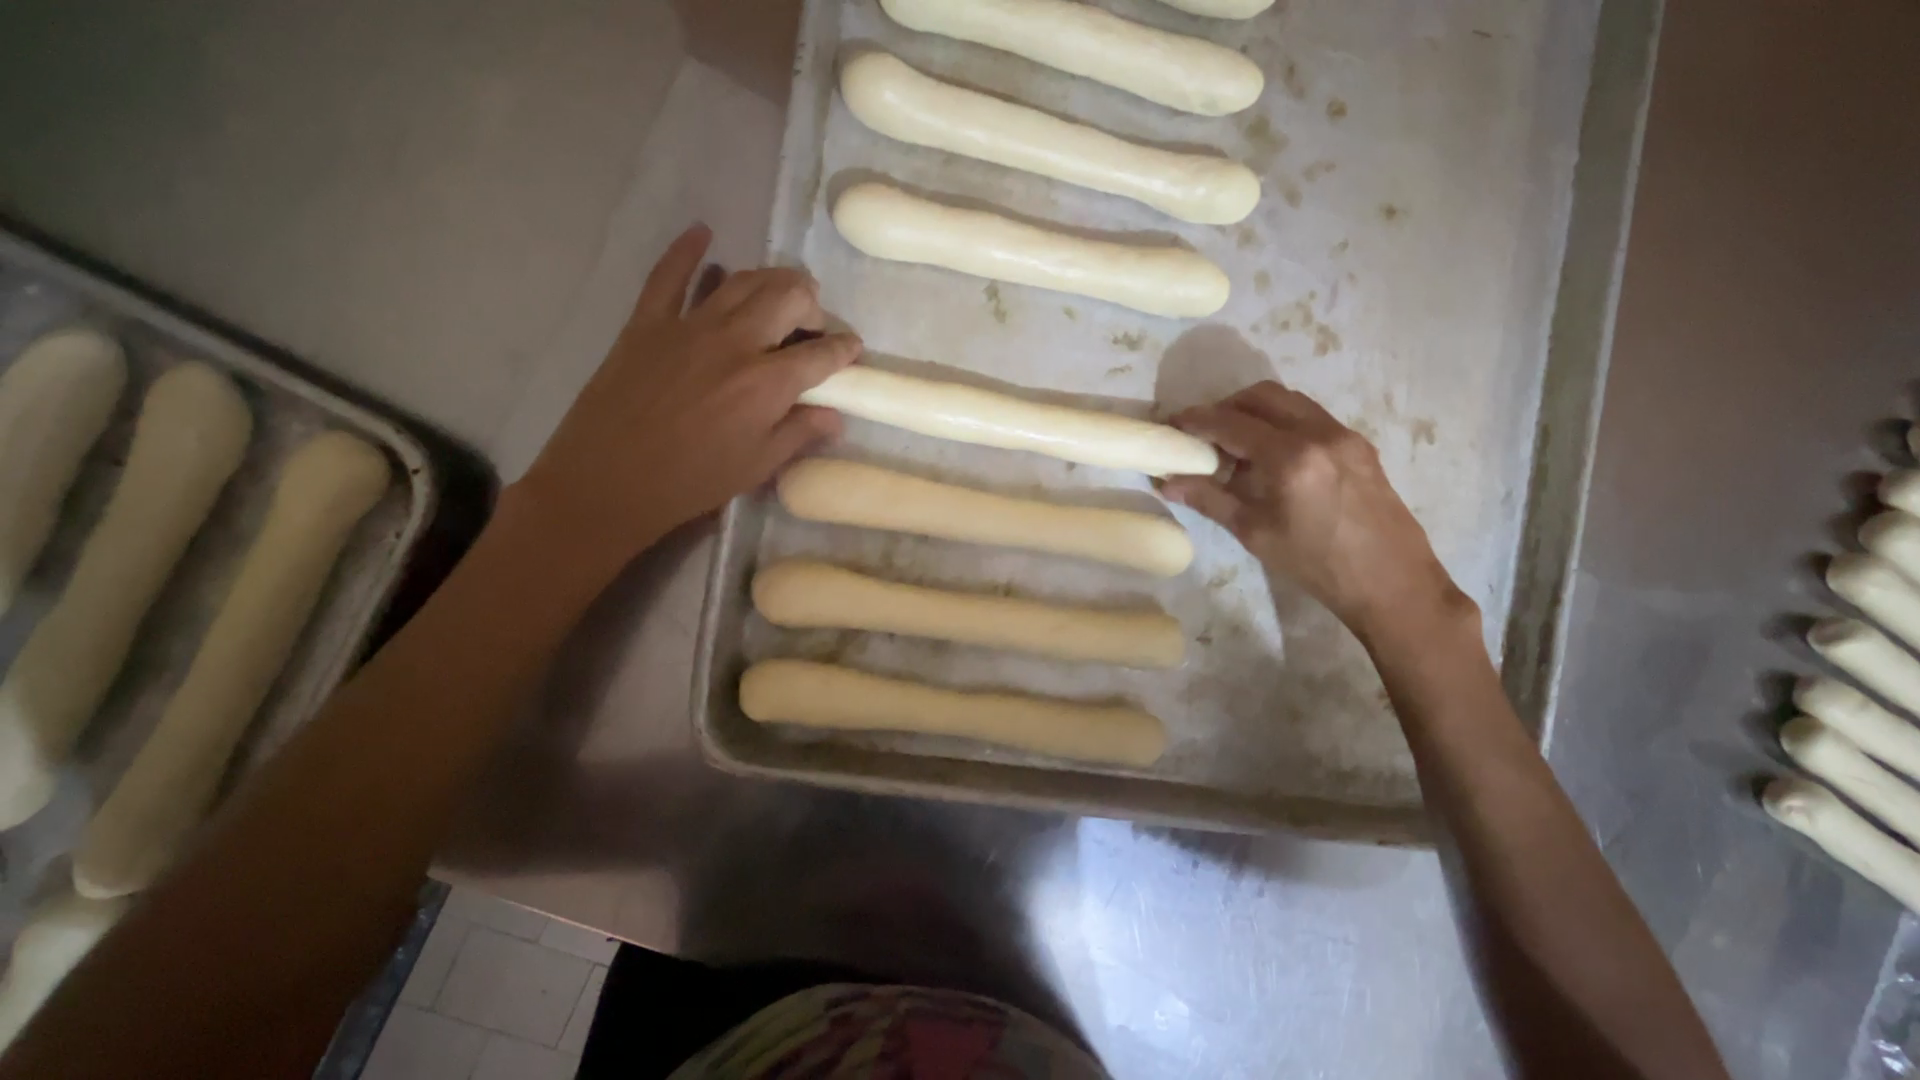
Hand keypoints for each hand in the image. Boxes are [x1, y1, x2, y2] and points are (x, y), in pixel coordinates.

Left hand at [514, 225, 860, 565]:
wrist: (607, 481)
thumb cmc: (690, 482)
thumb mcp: (756, 466)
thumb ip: (799, 433)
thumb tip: (835, 415)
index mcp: (767, 383)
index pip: (821, 354)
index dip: (844, 349)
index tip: (852, 348)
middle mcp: (736, 342)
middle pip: (788, 297)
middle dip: (812, 302)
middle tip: (813, 319)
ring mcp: (689, 326)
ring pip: (742, 280)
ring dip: (771, 278)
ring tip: (781, 289)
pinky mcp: (648, 322)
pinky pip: (669, 275)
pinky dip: (688, 251)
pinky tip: (703, 233)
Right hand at [1162, 381, 1472, 642]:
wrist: (1391, 582)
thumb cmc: (1316, 565)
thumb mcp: (1254, 533)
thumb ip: (1209, 498)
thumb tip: (1166, 482)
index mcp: (1290, 457)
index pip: (1230, 422)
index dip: (1196, 420)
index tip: (1171, 425)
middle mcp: (1319, 433)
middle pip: (1261, 395)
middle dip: (1226, 408)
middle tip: (1203, 434)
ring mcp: (1344, 435)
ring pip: (1289, 401)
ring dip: (1256, 412)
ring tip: (1236, 447)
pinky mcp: (1358, 445)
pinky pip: (1311, 417)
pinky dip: (1282, 424)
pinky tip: (1272, 459)